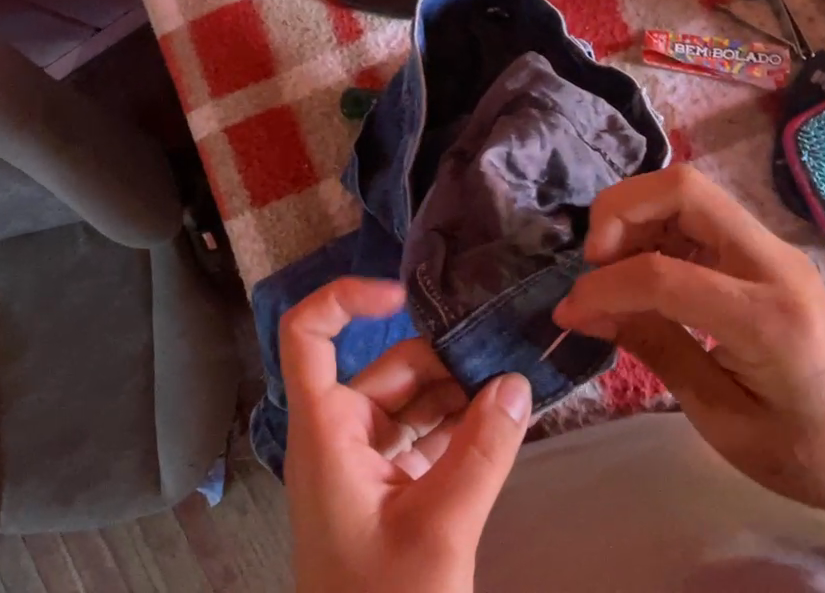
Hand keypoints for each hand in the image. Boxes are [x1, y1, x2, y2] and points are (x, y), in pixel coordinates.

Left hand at [281, 278, 532, 592]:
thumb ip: (482, 453)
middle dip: (443, 362)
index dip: (343, 301)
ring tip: (517, 385)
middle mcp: (339, 436)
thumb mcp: (440, 529)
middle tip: (507, 356)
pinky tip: (505, 422)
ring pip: (412, 403)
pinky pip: (426, 439)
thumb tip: (517, 384)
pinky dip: (462, 429)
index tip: (403, 295)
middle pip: (385, 370)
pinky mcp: (391, 490)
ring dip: (461, 395)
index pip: (307, 338)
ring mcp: (365, 463)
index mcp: (324, 433)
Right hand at [552, 166, 824, 528]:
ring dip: (633, 215)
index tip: (570, 310)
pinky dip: (654, 227)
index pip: (664, 274)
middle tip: (592, 261)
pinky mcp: (763, 252)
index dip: (603, 286)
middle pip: (683, 189)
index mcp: (769, 320)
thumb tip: (583, 310)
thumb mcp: (722, 418)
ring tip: (608, 266)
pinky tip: (637, 268)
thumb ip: (654, 348)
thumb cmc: (807, 453)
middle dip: (618, 212)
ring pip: (687, 191)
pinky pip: (697, 214)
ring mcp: (772, 250)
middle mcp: (774, 265)